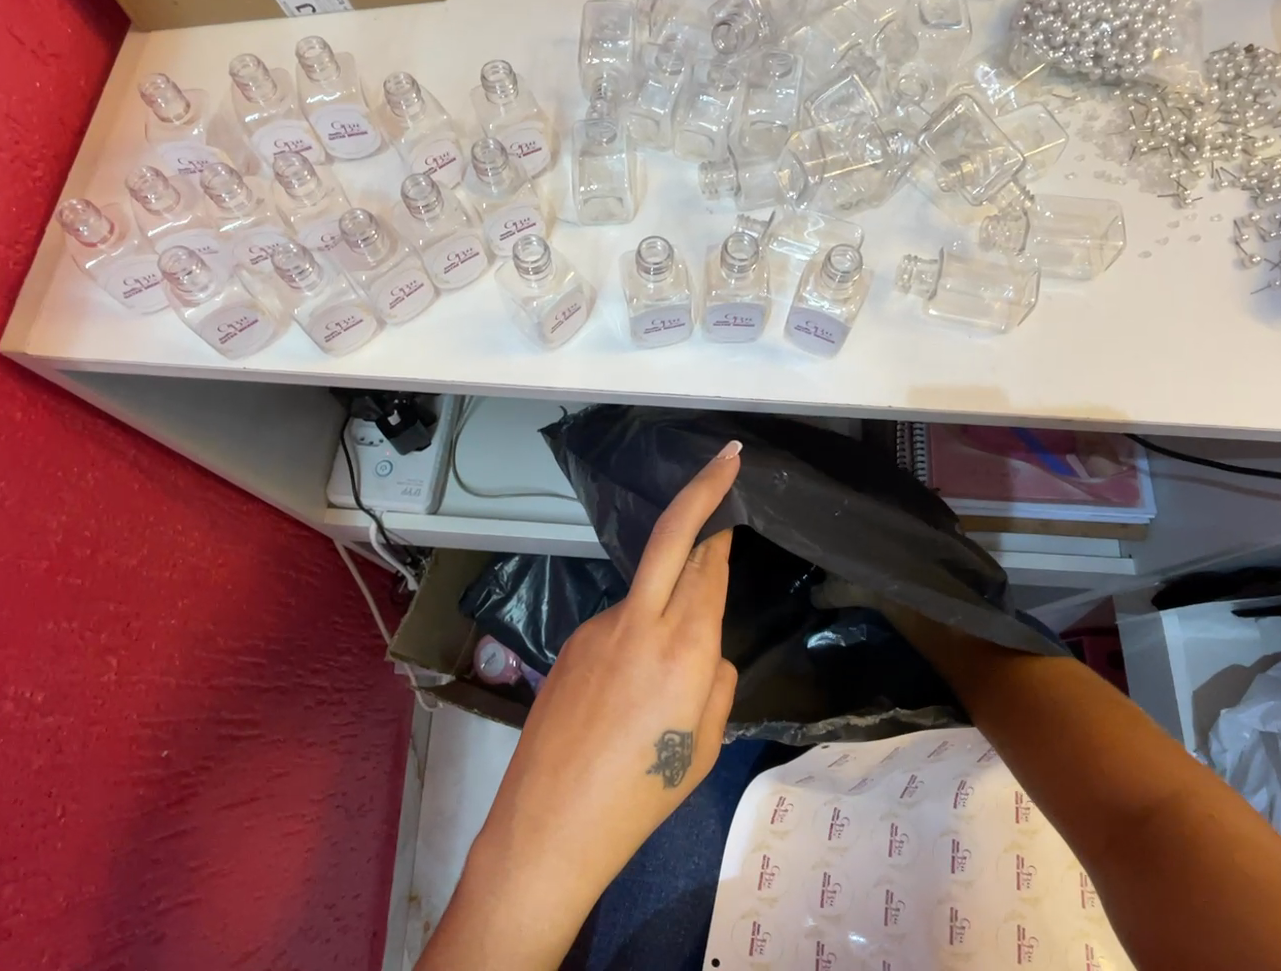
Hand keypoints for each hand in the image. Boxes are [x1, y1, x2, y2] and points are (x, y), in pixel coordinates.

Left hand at [419, 440, 741, 969]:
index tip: (732, 497)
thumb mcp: (701, 747)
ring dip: (673, 582)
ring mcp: (598, 627)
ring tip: (675, 656)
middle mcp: (640, 623)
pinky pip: (620, 622)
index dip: (722, 528)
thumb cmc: (639, 797)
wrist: (548, 824)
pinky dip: (640, 632)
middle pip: (672, 537)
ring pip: (647, 585)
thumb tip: (703, 651)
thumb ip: (713, 682)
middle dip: (702, 490)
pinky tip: (633, 686)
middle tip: (727, 456)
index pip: (709, 569)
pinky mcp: (571, 642)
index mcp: (684, 651)